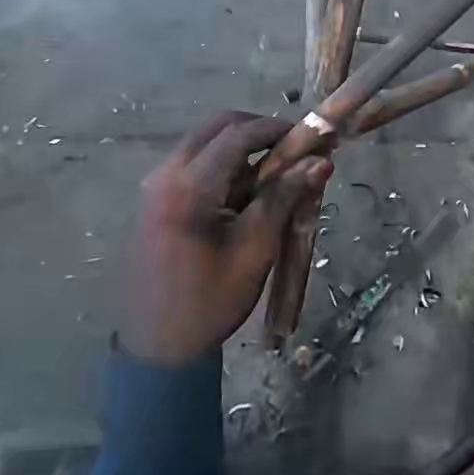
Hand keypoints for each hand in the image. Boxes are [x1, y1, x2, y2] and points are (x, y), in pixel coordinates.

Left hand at [120, 112, 332, 365]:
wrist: (155, 346)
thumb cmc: (208, 303)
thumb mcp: (254, 250)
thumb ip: (283, 198)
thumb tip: (320, 161)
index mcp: (187, 186)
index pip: (236, 134)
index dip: (274, 128)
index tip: (307, 135)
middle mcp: (163, 174)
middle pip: (214, 128)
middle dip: (255, 130)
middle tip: (290, 150)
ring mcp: (153, 184)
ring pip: (201, 144)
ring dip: (238, 149)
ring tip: (273, 176)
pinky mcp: (153, 197)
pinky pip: (191, 164)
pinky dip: (220, 166)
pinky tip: (244, 194)